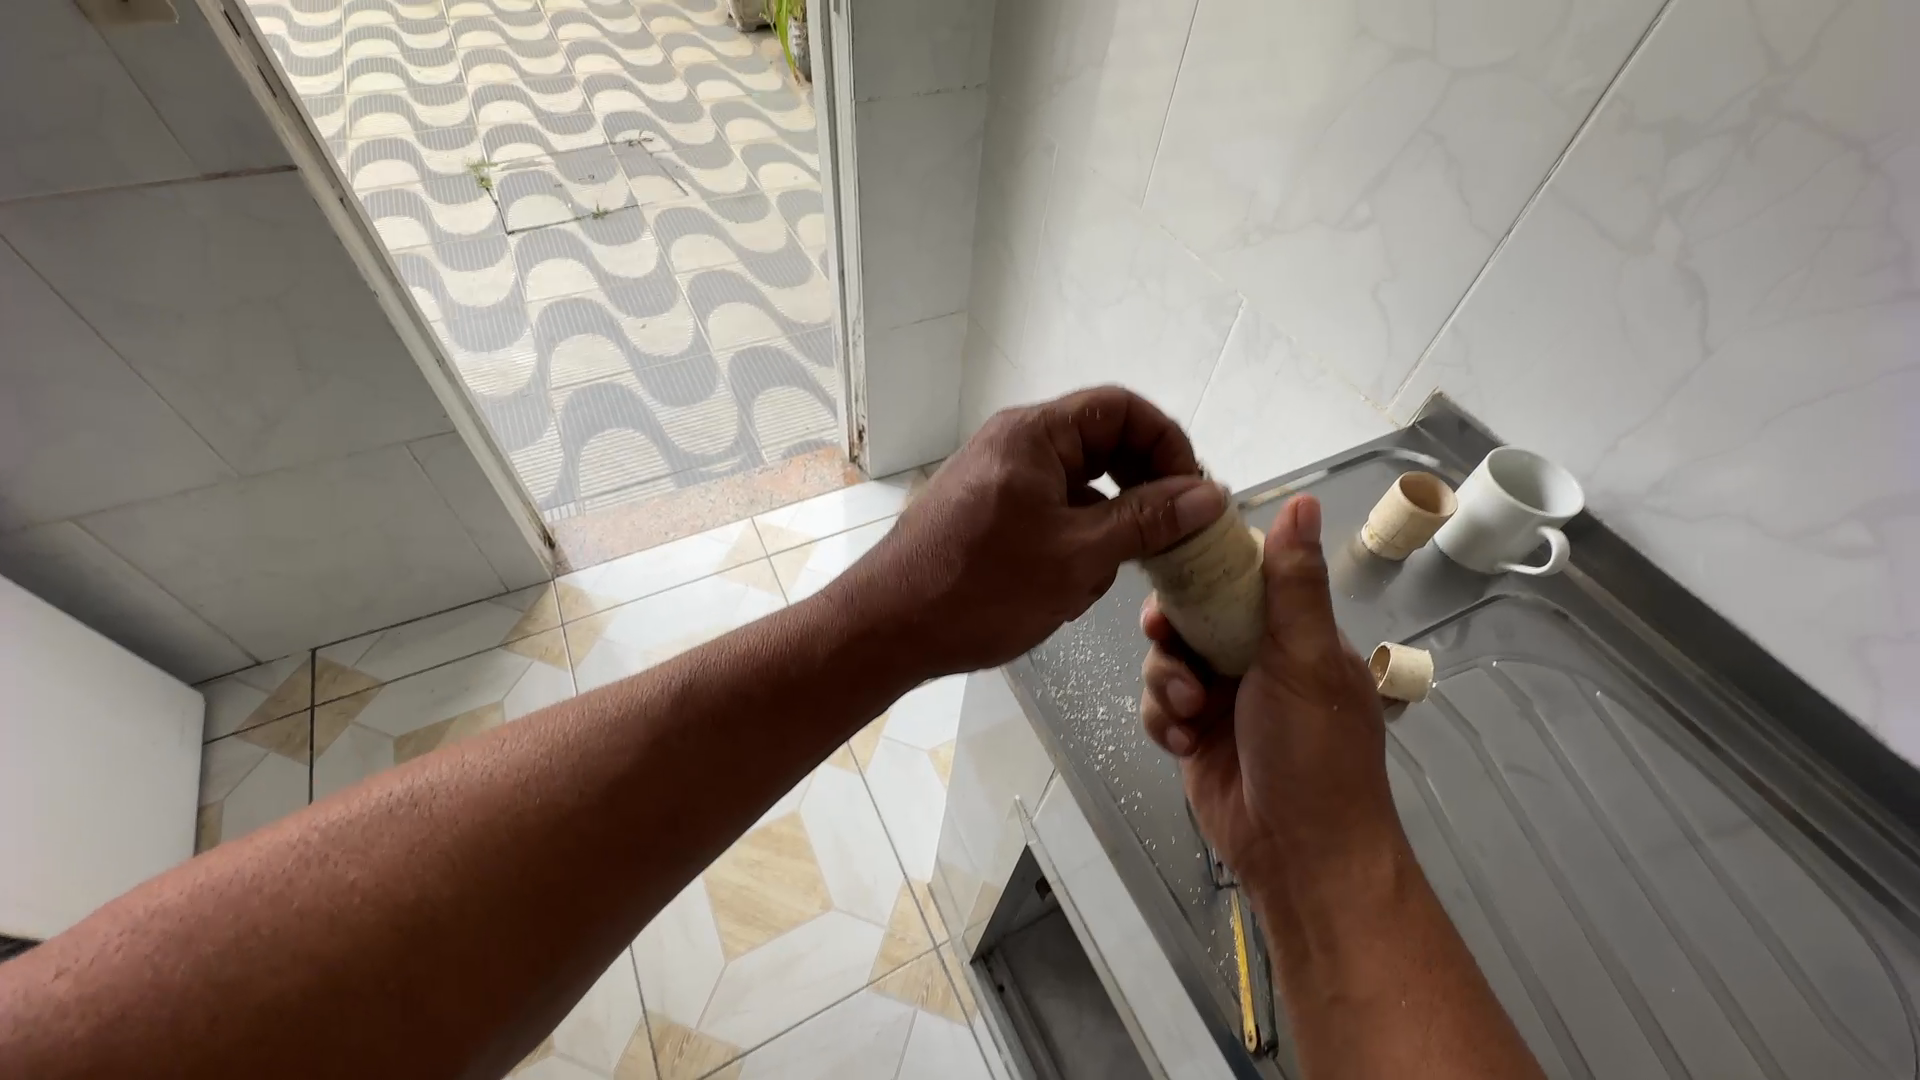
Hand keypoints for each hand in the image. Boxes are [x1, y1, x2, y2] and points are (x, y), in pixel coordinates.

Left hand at [836, 386, 1227, 677]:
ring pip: (1079, 490)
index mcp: (1034, 435)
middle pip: (1102, 448)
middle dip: (1138, 493)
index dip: (1167, 444)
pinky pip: (1050, 516)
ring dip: (1103, 530)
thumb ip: (1147, 521)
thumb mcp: (1077, 556)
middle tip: (1165, 539)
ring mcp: (998, 481)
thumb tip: (1209, 494)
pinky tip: (1066, 590)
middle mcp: (1014, 446)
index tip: (1192, 495)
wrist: (888, 630)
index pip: (1121, 409)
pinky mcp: (988, 516)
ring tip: (1100, 577)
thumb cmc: (982, 589)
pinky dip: (1071, 546)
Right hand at [1139, 495, 1404, 902]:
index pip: (1240, 580)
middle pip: (1192, 618)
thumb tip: (1302, 501)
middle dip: (1173, 632)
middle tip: (1164, 638)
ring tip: (1189, 714)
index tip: (1173, 563)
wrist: (1299, 855)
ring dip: (1168, 684)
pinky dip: (1165, 721)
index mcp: (1292, 635)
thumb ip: (1293, 583)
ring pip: (1167, 663)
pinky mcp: (1194, 735)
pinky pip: (1160, 707)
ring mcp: (1222, 699)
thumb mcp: (1306, 659)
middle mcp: (1255, 661)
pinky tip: (1184, 744)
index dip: (1204, 569)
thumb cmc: (1313, 750)